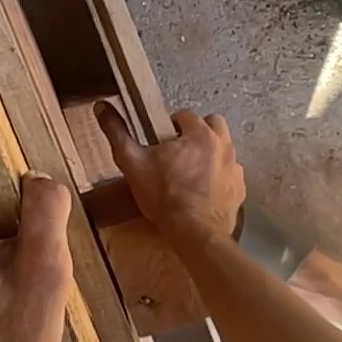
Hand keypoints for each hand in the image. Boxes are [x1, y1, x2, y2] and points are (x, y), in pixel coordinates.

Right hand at [97, 103, 246, 240]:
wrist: (194, 233)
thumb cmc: (164, 196)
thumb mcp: (131, 161)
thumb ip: (116, 131)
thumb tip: (102, 107)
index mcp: (199, 134)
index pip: (186, 115)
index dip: (170, 124)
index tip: (159, 140)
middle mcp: (223, 147)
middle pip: (213, 124)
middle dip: (197, 132)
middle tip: (178, 149)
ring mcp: (234, 169)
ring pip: (224, 148)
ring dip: (209, 153)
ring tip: (189, 170)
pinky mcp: (240, 190)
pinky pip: (230, 173)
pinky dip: (218, 176)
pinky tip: (201, 189)